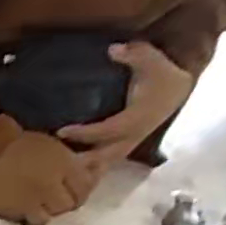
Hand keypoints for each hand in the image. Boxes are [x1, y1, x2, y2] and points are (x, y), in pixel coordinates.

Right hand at [0, 131, 95, 224]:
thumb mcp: (53, 147)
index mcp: (65, 164)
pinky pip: (27, 220)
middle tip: (55, 200)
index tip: (73, 190)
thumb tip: (86, 172)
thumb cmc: (19, 145)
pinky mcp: (14, 212)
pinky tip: (23, 210)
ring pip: (48, 218)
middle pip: (68, 206)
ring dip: (45, 213)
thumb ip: (69, 163)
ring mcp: (32, 202)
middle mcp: (52, 185)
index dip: (82, 191)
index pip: (85, 187)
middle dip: (64, 203)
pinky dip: (28, 217)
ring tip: (37, 207)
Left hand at [57, 42, 193, 177]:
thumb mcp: (152, 61)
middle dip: (75, 164)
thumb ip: (134, 54)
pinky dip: (82, 173)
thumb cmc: (160, 76)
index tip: (60, 131)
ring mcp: (124, 149)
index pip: (103, 131)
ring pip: (97, 168)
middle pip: (97, 159)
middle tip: (49, 165)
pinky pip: (98, 167)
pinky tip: (61, 175)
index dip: (81, 133)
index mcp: (134, 120)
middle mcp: (128, 140)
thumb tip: (112, 49)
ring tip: (50, 174)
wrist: (176, 92)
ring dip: (77, 172)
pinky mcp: (119, 152)